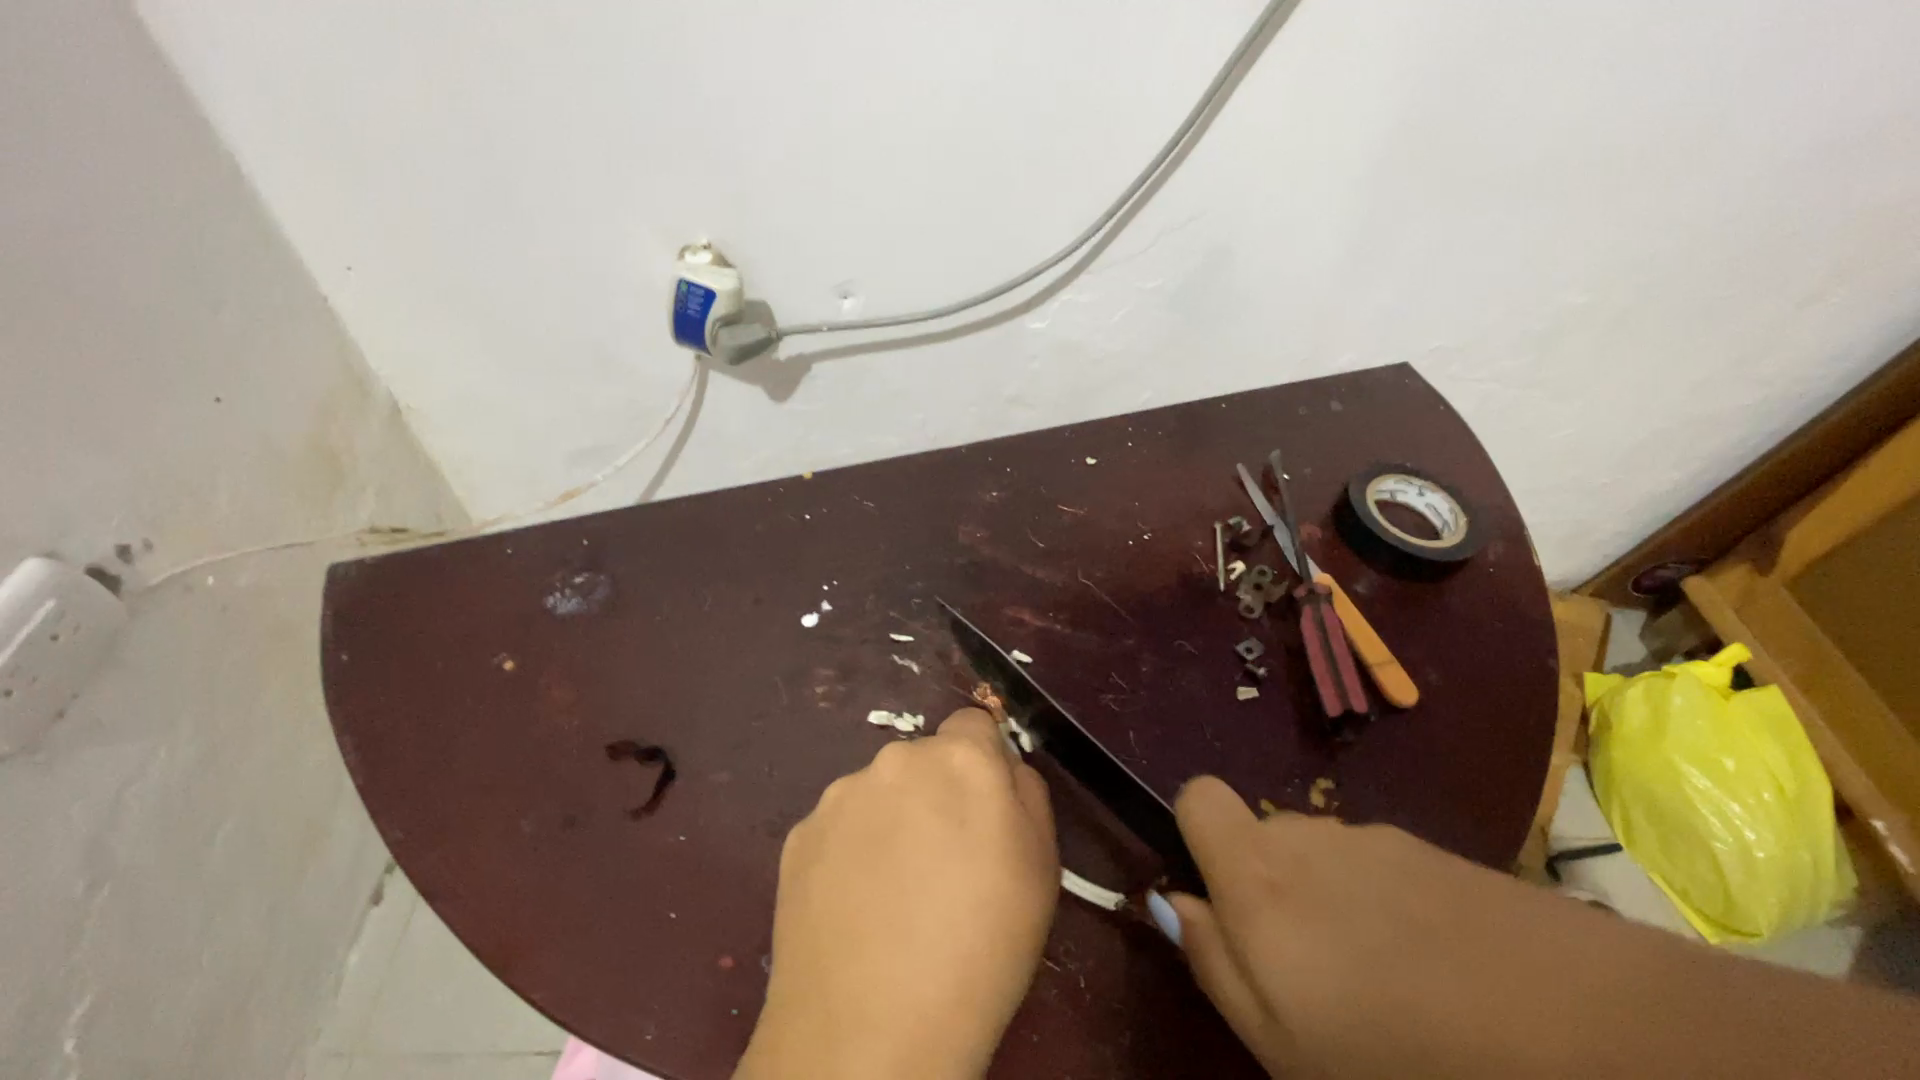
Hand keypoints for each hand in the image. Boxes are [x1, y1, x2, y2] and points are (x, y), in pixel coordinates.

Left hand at [735, 709, 1058, 1079]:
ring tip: (894, 897)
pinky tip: (856, 910)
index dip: (983, 763)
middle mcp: (895, 761)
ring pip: (878, 794)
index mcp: (961, 760)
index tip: (983, 811)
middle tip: (944, 864)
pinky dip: (850, 855)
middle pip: (924, 761)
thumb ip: (1026, 796)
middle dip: (936, 795)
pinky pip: (838, 830)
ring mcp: (839, 797)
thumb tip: (1003, 769)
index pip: (974, 724)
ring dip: (890, 822)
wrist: (872, 1030)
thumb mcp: (1042, 870)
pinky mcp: (798, 836)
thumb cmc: (982, 949)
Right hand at [1164, 776, 1919, 1079]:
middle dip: (1269, 890)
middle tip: (1312, 977)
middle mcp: (1311, 838)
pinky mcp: (1445, 855)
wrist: (1585, 1031)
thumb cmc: (1401, 1055)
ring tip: (1387, 987)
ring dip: (1333, 906)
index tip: (1220, 903)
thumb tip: (1178, 902)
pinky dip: (1390, 912)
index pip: (1197, 796)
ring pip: (1328, 861)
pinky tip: (1441, 976)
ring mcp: (1383, 842)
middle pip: (1265, 836)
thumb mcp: (1278, 1040)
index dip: (1196, 838)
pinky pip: (1387, 874)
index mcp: (1258, 875)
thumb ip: (1212, 960)